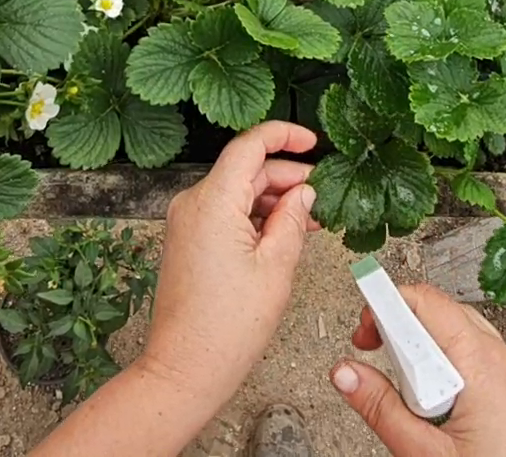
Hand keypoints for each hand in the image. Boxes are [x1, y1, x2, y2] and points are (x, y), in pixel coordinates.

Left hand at [133, 121, 320, 417]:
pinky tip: (282, 232)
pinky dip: (254, 216)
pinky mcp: (187, 237)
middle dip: (286, 177)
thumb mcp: (276, 267)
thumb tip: (304, 192)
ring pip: (237, 191)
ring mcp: (187, 219)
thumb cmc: (227, 328)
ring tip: (309, 220)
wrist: (183, 370)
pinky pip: (225, 211)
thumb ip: (293, 219)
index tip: (311, 140)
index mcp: (213, 200)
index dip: (284, 135)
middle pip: (245, 169)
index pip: (249, 144)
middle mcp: (193, 201)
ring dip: (272, 199)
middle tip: (322, 195)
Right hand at [331, 283, 505, 456]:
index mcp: (481, 365)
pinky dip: (444, 360)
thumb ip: (381, 409)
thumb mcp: (426, 455)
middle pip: (438, 311)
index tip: (362, 322)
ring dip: (421, 345)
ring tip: (402, 383)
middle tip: (372, 352)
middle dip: (399, 325)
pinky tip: (432, 395)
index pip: (425, 303)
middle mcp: (501, 359)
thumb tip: (346, 373)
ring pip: (455, 329)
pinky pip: (473, 352)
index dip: (386, 305)